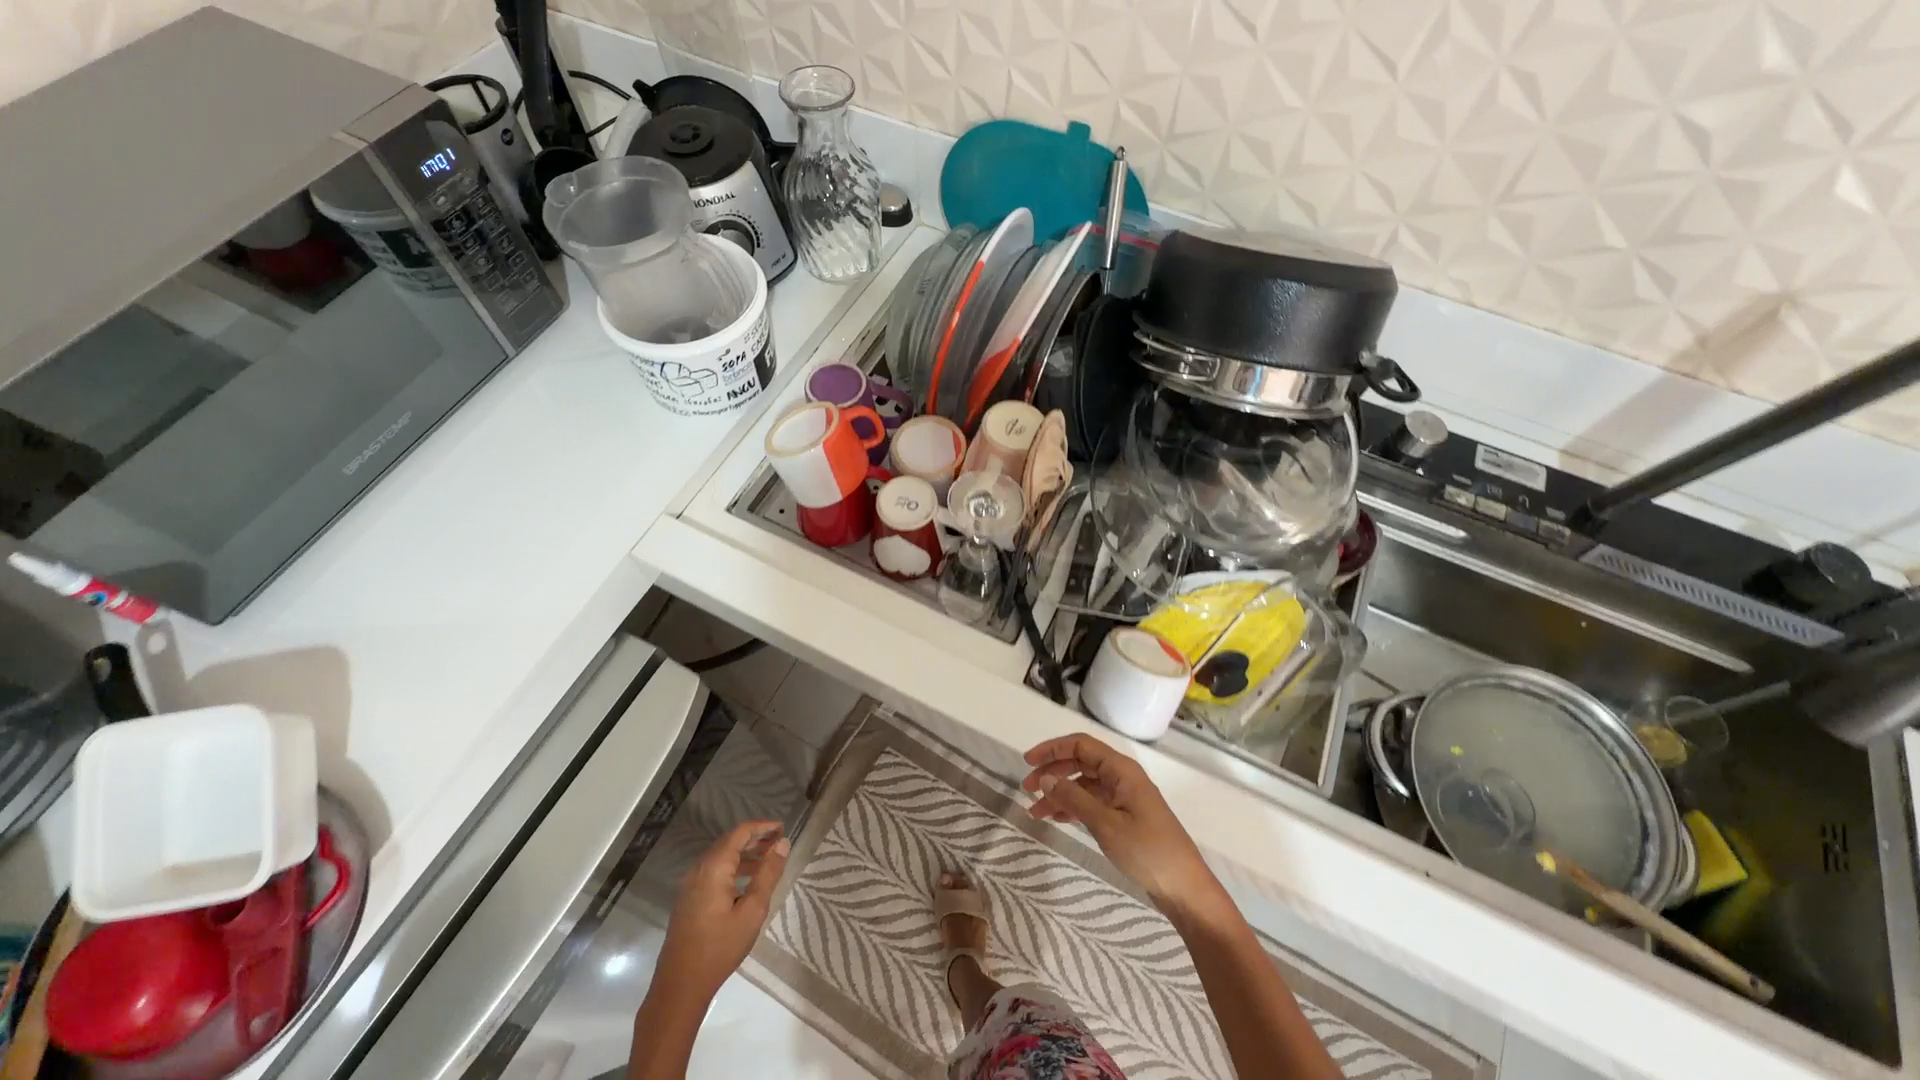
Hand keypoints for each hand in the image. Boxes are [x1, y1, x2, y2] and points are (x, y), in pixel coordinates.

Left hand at [654, 821, 789, 1000]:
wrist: (681, 983)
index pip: (739, 833)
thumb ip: (768, 874)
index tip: (783, 828)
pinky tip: (747, 882)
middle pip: (729, 842)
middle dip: (755, 839)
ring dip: (745, 854)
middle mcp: (699, 869)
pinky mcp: (689, 898)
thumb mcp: (752, 910)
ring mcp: (691, 884)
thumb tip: (782, 844)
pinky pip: (713, 872)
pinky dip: (733, 868)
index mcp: (713, 867)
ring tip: (769, 860)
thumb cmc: (720, 946)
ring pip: (721, 857)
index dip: (762, 827)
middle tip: (779, 843)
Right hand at [1023, 734, 1226, 917]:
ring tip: (1035, 811)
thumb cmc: (1146, 850)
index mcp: (1122, 770)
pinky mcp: (1126, 817)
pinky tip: (1056, 819)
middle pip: (1081, 763)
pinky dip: (1073, 807)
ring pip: (1085, 785)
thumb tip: (1045, 778)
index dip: (1052, 749)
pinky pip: (1093, 802)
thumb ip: (1073, 798)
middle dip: (1052, 772)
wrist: (1183, 886)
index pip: (1081, 745)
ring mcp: (1125, 797)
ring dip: (1060, 793)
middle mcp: (1123, 777)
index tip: (1027, 762)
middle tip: (1027, 790)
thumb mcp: (1105, 824)